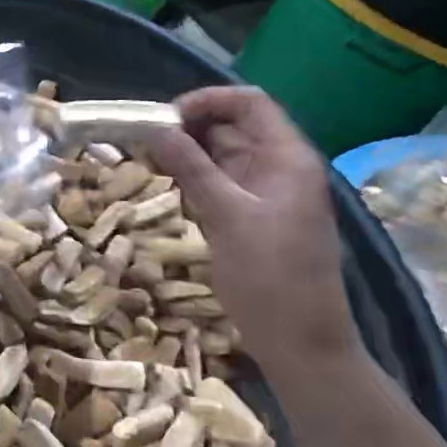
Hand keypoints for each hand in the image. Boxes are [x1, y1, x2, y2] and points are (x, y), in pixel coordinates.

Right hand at [148, 87, 359, 374]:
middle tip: (146, 139)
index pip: (249, 104)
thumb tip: (157, 129)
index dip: (208, 100)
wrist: (301, 345)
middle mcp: (278, 167)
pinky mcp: (252, 216)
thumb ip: (192, 168)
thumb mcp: (228, 217)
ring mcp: (265, 193)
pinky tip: (168, 181)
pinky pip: (221, 182)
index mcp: (287, 158)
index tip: (166, 117)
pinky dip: (195, 176)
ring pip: (223, 154)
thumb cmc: (271, 279)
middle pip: (233, 126)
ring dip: (188, 151)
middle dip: (190, 126)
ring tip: (149, 157)